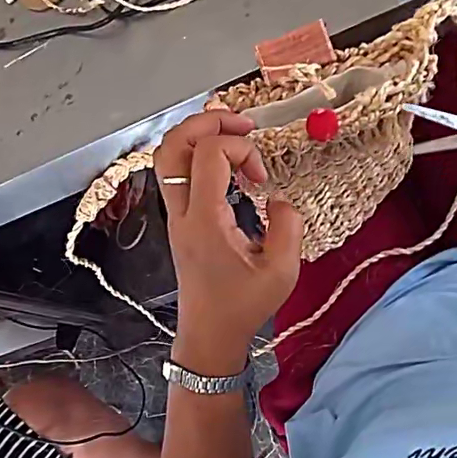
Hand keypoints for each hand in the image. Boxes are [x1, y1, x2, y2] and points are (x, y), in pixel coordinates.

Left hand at [154, 111, 302, 373]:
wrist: (209, 335)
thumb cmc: (243, 307)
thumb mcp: (282, 270)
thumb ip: (288, 225)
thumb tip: (278, 198)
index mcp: (204, 220)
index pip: (209, 153)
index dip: (241, 150)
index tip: (261, 177)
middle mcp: (181, 212)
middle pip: (174, 143)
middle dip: (209, 122)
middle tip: (243, 126)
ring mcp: (175, 215)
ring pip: (168, 154)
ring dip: (199, 136)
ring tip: (234, 137)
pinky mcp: (178, 220)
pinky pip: (177, 172)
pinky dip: (198, 155)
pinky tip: (227, 166)